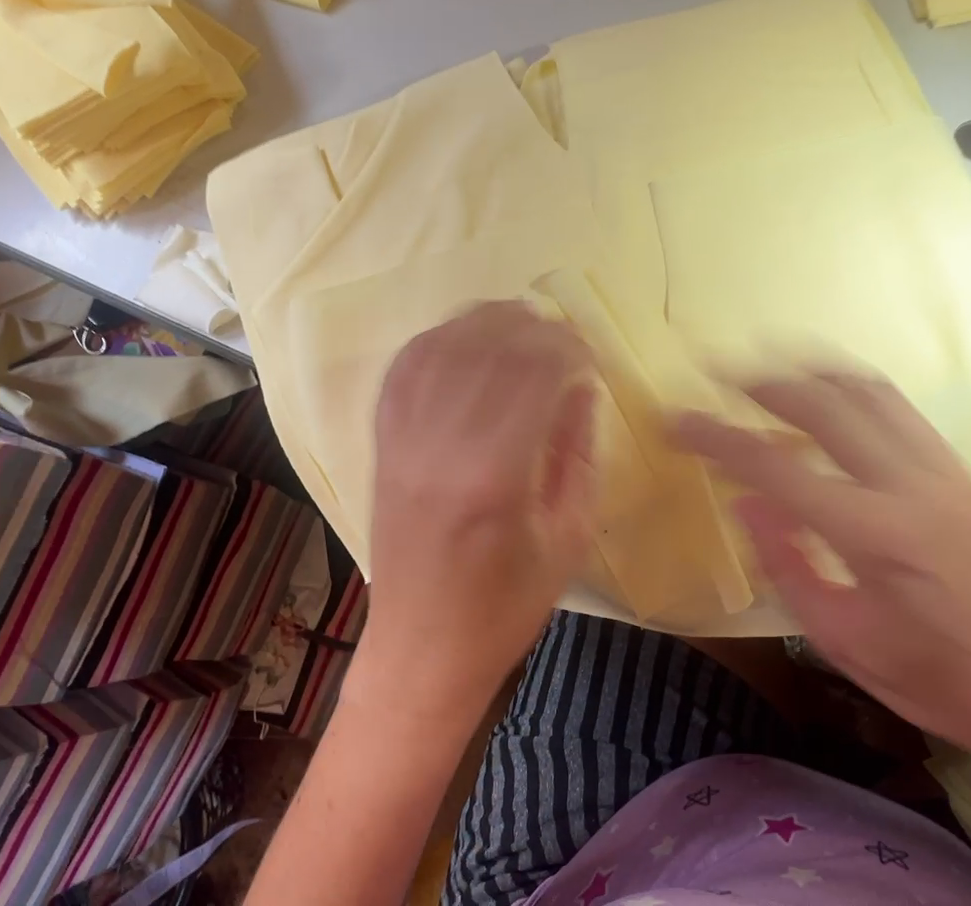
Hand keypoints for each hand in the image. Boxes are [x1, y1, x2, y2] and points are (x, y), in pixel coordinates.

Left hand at [358, 301, 597, 711]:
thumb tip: (580, 387)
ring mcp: (402, 442)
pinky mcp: (381, 446)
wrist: (423, 649)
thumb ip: (577, 452)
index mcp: (494, 475)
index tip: (590, 355)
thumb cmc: (506, 605)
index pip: (533, 374)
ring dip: (483, 323)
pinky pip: (402, 372)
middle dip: (531, 329)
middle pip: (486, 350)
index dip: (567, 350)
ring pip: (440, 349)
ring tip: (519, 322)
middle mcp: (439, 446)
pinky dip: (435, 342)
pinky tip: (464, 340)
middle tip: (563, 335)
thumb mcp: (568, 536)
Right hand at [674, 371, 970, 764]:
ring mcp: (943, 470)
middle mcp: (912, 485)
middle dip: (763, 383)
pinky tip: (826, 394)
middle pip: (825, 405)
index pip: (777, 467)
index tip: (678, 421)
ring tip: (765, 370)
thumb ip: (788, 566)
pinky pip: (898, 407)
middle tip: (716, 374)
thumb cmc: (937, 681)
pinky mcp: (961, 469)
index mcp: (876, 536)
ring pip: (868, 390)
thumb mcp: (845, 641)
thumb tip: (746, 502)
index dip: (719, 439)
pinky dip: (851, 387)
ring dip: (809, 372)